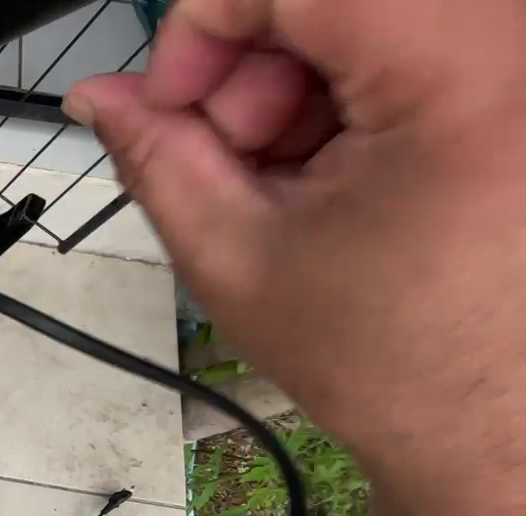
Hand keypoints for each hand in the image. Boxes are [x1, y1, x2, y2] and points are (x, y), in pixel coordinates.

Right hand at [65, 0, 525, 515]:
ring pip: (369, 14)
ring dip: (303, 79)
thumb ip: (156, 156)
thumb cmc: (381, 348)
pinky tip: (347, 159)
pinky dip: (355, 84)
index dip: (202, 26)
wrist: (492, 406)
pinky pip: (417, 37)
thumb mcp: (229, 250)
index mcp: (471, 75)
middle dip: (255, 64)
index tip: (169, 100)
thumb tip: (102, 96)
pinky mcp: (521, 75)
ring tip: (302, 173)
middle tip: (246, 157)